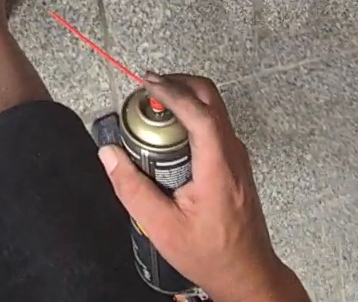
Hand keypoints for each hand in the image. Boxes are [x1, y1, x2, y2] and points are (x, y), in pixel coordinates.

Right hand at [97, 74, 308, 301]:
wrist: (249, 275)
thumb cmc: (210, 255)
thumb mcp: (163, 229)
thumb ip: (133, 190)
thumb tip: (109, 154)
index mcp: (218, 168)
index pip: (200, 114)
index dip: (172, 92)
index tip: (146, 83)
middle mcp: (233, 153)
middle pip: (210, 97)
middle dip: (178, 83)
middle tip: (147, 86)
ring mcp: (237, 154)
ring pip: (213, 105)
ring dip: (184, 94)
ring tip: (154, 103)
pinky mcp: (235, 159)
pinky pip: (214, 120)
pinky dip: (191, 110)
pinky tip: (169, 127)